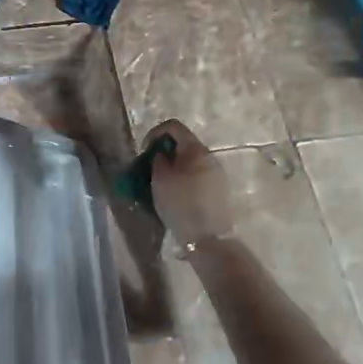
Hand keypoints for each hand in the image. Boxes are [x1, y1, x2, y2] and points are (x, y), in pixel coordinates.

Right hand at [145, 120, 235, 247]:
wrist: (208, 237)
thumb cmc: (180, 204)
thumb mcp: (160, 179)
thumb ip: (158, 159)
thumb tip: (162, 154)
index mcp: (195, 149)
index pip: (173, 126)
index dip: (155, 132)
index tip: (144, 150)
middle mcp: (209, 156)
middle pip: (183, 143)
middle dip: (164, 151)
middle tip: (150, 167)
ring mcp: (216, 173)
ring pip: (190, 160)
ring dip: (173, 165)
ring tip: (160, 181)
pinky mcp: (218, 189)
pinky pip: (196, 173)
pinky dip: (182, 176)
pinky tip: (174, 193)